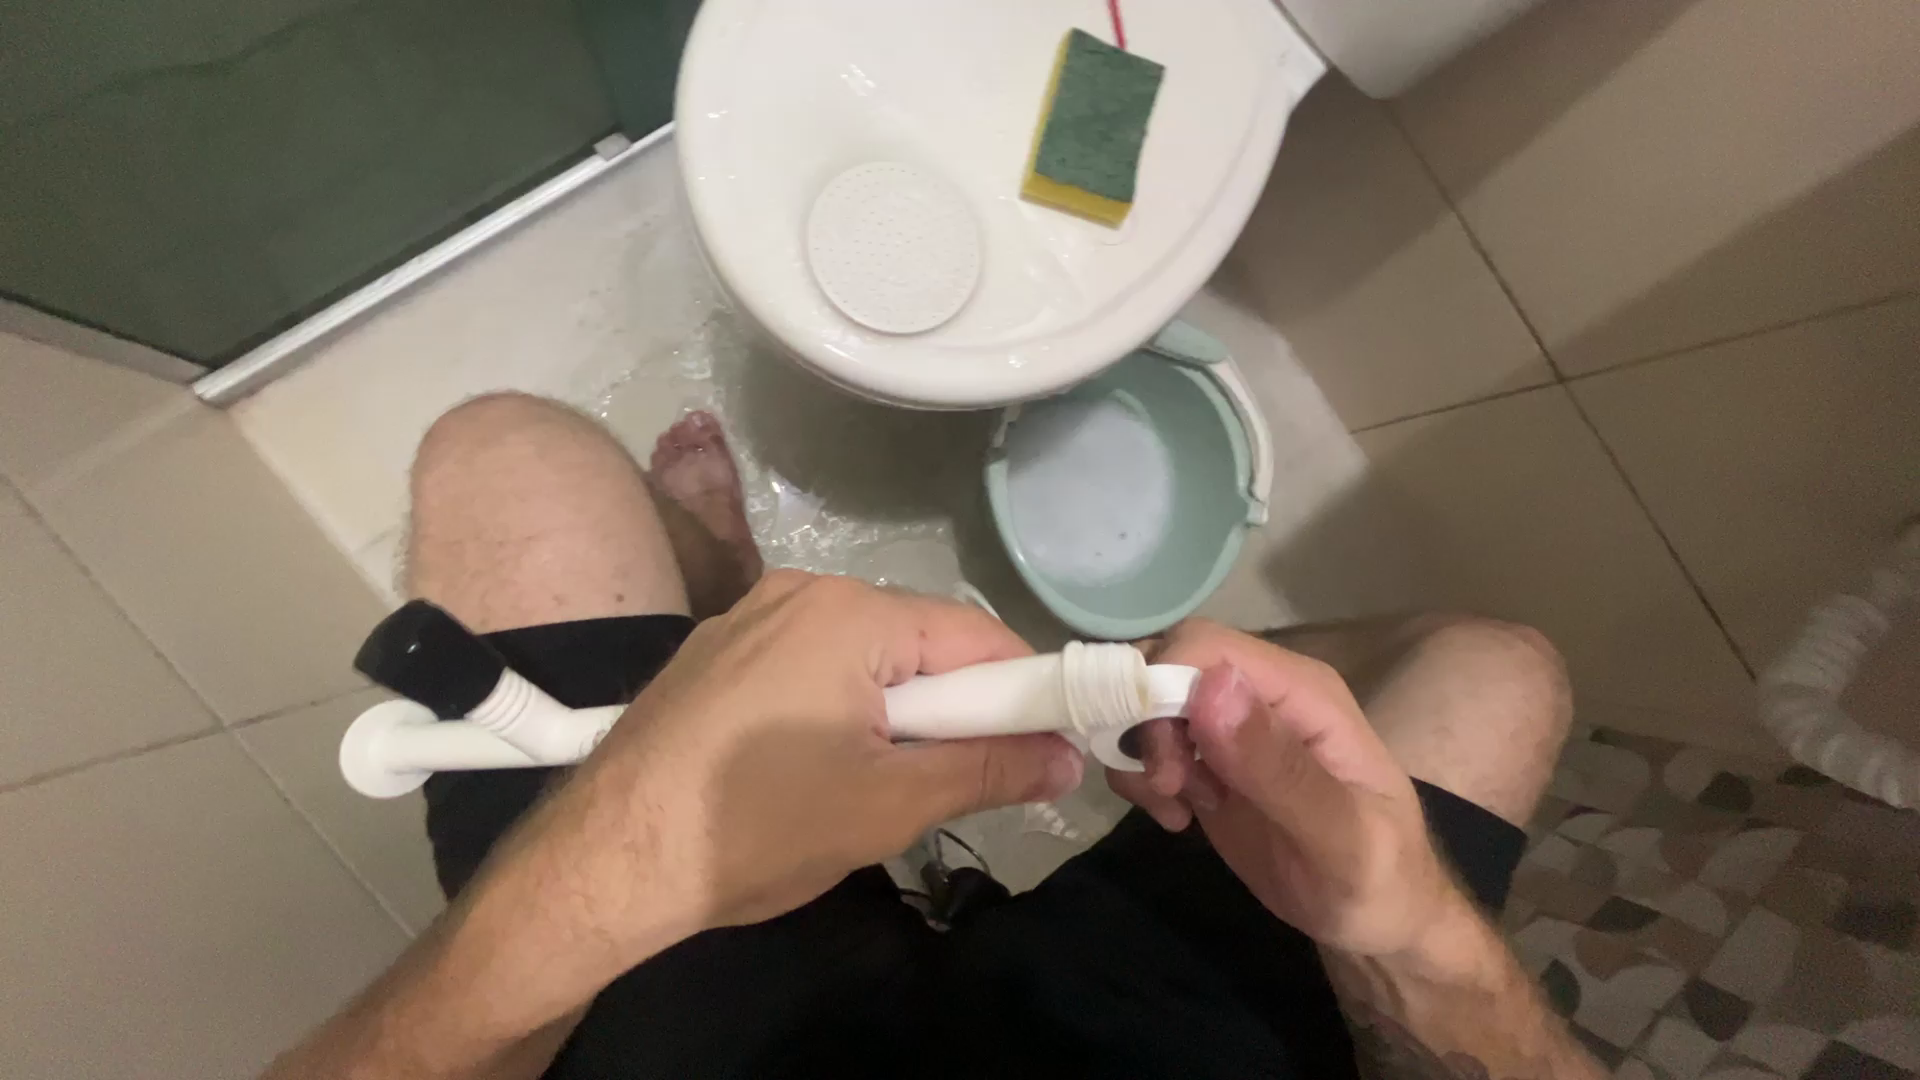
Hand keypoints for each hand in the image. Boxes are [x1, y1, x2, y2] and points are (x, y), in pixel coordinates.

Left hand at [485, 572, 1082, 974]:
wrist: (603, 859)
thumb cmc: (758, 827)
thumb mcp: (890, 804)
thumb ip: (990, 770)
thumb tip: (1068, 759)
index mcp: (850, 613)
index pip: (973, 634)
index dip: (1021, 685)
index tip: (1044, 737)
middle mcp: (803, 590)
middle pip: (919, 636)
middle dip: (952, 701)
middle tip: (958, 769)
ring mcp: (754, 612)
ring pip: (866, 648)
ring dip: (896, 701)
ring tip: (882, 770)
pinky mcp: (723, 644)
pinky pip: (814, 656)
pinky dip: (842, 695)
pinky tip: (816, 752)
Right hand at [1110, 620, 1463, 957]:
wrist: (1378, 923)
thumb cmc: (1379, 883)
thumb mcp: (1343, 840)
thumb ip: (1278, 767)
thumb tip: (1212, 686)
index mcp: (1299, 689)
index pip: (1206, 645)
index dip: (1163, 685)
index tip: (1162, 761)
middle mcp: (1257, 692)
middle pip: (1165, 665)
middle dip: (1145, 723)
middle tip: (1166, 787)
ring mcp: (1227, 723)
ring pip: (1145, 700)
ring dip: (1139, 754)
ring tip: (1173, 808)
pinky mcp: (1204, 756)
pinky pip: (1145, 741)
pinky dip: (1140, 776)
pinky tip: (1175, 818)